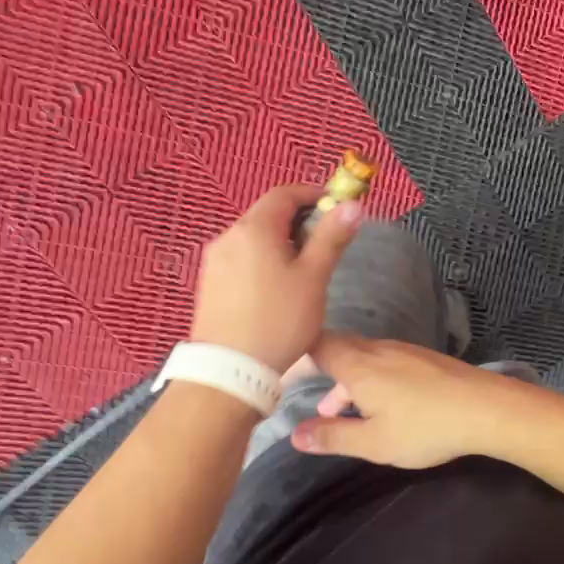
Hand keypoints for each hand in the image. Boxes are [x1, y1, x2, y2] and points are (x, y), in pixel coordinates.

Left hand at [188, 185, 360, 372]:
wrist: (230, 371)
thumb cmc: (279, 320)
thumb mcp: (314, 278)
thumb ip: (332, 237)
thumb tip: (353, 205)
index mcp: (254, 228)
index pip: (285, 193)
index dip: (314, 194)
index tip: (338, 209)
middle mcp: (228, 236)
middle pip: (268, 214)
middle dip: (300, 221)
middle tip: (327, 244)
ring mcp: (215, 260)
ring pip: (255, 238)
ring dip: (282, 242)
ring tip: (306, 271)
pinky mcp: (210, 283)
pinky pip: (242, 258)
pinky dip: (264, 260)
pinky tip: (278, 289)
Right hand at [290, 333, 528, 467]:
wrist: (488, 409)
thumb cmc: (426, 428)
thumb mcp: (374, 442)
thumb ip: (333, 437)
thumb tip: (295, 435)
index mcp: (360, 365)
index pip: (318, 344)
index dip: (297, 354)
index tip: (283, 372)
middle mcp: (380, 350)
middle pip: (342, 348)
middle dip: (323, 371)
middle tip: (312, 399)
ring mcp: (407, 351)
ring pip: (366, 357)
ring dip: (350, 381)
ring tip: (346, 413)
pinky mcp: (428, 359)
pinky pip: (388, 362)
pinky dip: (375, 379)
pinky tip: (385, 406)